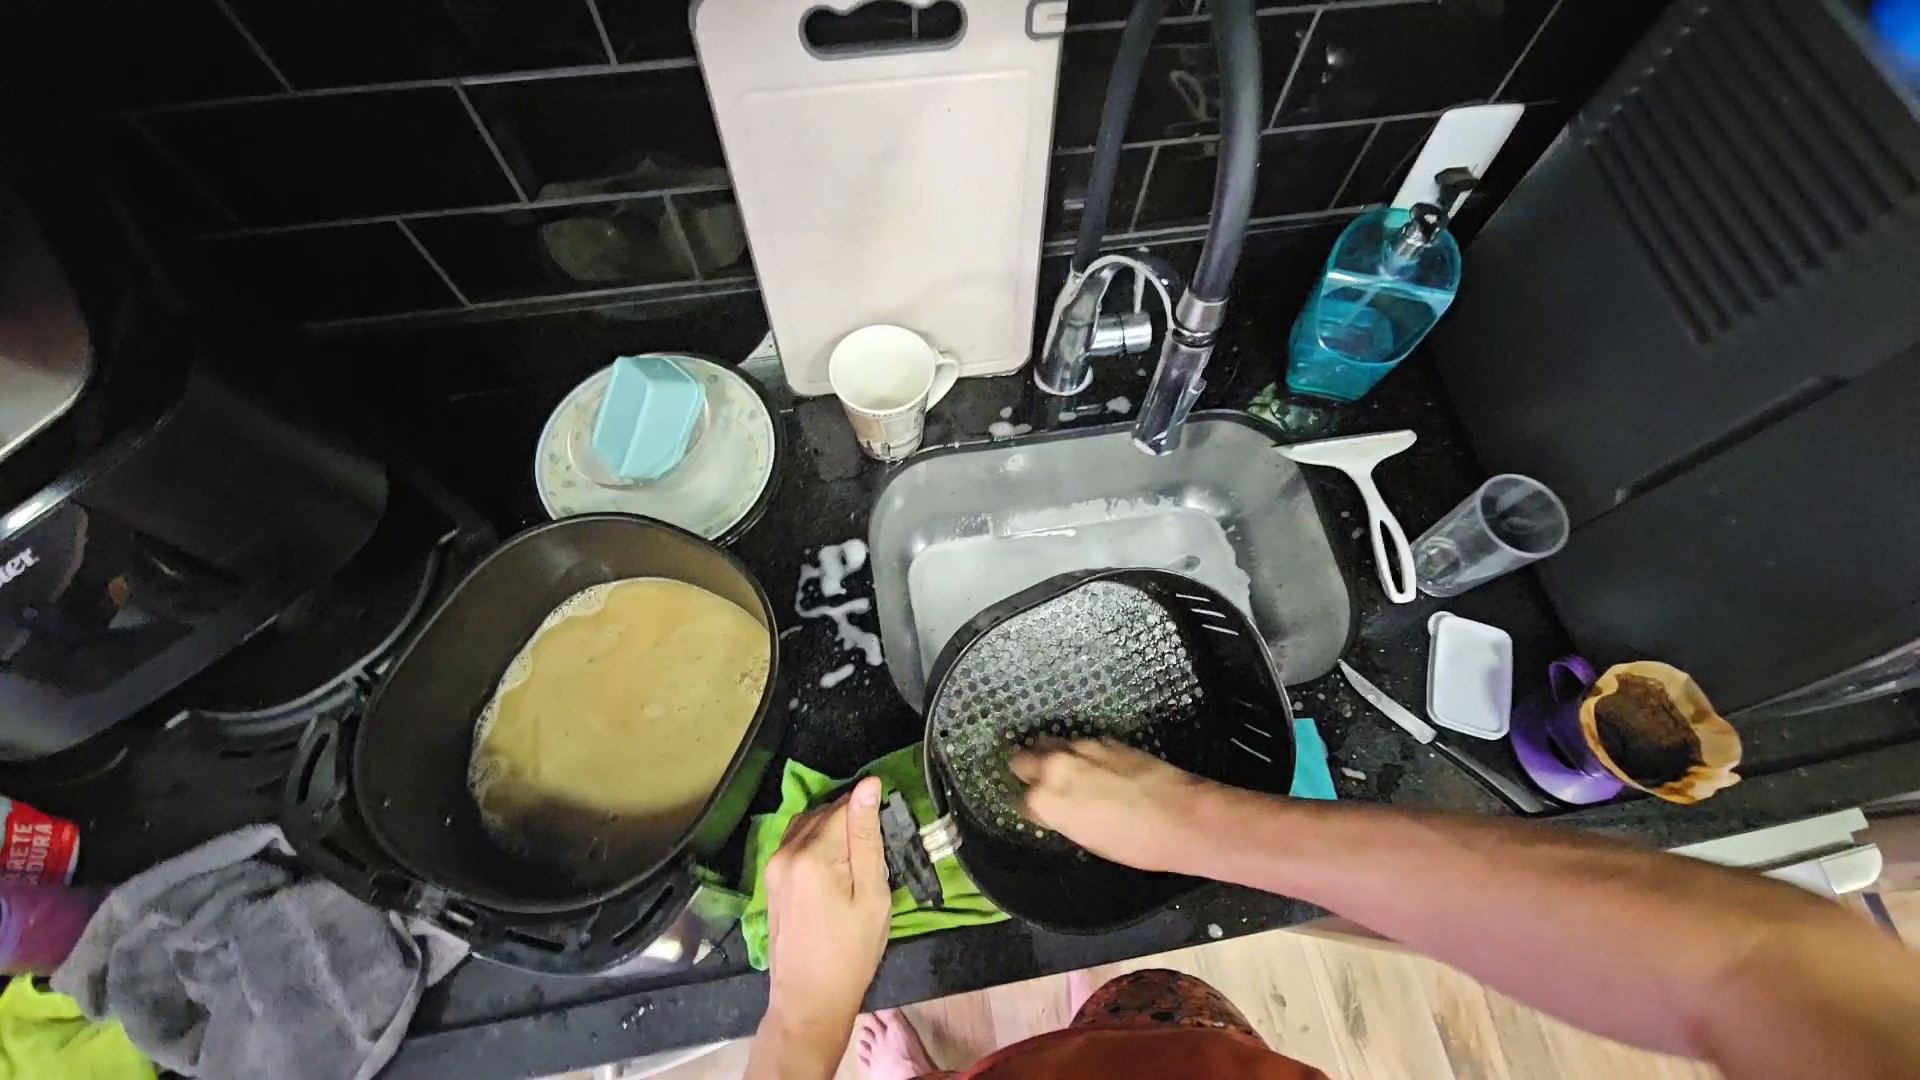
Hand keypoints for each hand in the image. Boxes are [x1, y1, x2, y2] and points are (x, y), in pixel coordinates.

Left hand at [762, 776, 890, 1029]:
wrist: (809, 1003)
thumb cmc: (851, 953)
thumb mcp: (872, 894)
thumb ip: (867, 836)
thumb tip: (869, 785)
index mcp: (812, 854)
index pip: (845, 807)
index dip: (868, 818)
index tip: (882, 843)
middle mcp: (786, 852)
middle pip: (825, 813)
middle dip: (850, 825)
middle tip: (871, 860)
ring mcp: (774, 866)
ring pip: (810, 825)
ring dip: (833, 833)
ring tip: (854, 865)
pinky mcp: (771, 879)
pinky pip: (796, 843)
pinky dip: (817, 844)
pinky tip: (834, 872)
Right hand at [1011, 738, 1213, 872]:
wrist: (1181, 816)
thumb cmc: (1134, 844)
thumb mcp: (1089, 840)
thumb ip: (1063, 817)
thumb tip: (1057, 808)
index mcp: (1047, 801)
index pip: (1022, 798)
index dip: (1030, 804)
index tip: (1037, 808)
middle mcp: (1057, 768)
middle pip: (1025, 759)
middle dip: (1029, 769)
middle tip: (1038, 780)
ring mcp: (1082, 749)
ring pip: (1052, 745)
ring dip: (1054, 756)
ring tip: (1067, 769)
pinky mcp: (1106, 740)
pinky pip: (1083, 744)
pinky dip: (1083, 753)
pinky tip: (1097, 766)